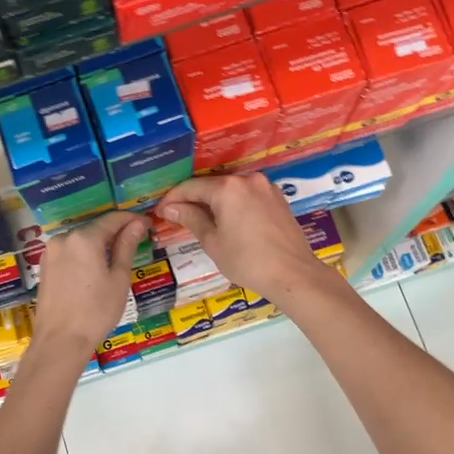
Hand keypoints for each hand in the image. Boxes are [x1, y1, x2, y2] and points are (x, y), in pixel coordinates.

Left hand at [31, 211, 147, 354]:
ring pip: (80, 240)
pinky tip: (94, 269)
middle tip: (135, 242)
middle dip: (115, 232)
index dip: (132, 220)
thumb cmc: (96, 311)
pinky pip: (69, 253)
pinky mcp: (44, 267)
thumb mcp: (118, 279)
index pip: (112, 219)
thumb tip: (136, 224)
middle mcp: (64, 239)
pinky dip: (84, 255)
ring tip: (117, 258)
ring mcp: (50, 253)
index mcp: (84, 238)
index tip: (147, 224)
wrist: (60, 341)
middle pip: (95, 228)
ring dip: (99, 244)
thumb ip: (126, 247)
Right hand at [156, 176, 326, 297]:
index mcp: (228, 188)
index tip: (160, 212)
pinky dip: (233, 204)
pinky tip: (227, 221)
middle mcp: (247, 179)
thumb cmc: (247, 261)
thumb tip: (170, 208)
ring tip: (201, 220)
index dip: (172, 199)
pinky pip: (247, 195)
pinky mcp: (277, 197)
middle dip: (193, 199)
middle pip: (212, 185)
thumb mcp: (213, 242)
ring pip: (231, 189)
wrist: (293, 274)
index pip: (191, 187)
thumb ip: (191, 219)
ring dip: (214, 201)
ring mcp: (265, 186)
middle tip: (178, 216)